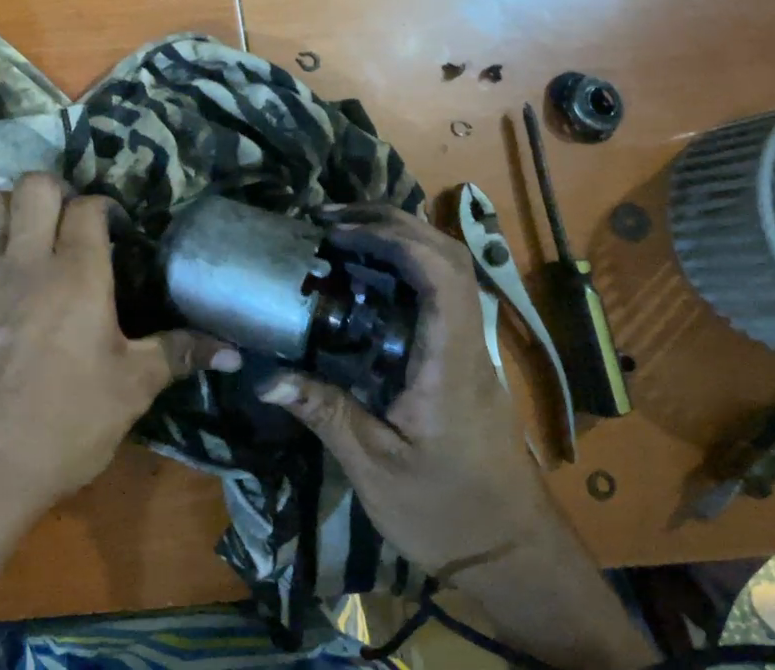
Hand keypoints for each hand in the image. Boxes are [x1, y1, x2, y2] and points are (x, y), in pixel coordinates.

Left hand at [0, 172, 217, 520]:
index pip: (87, 207)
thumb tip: (234, 351)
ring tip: (34, 231)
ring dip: (15, 205)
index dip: (104, 208)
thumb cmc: (69, 421)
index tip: (116, 230)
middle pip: (34, 185)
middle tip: (71, 220)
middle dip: (57, 190)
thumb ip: (178, 353)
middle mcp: (27, 259)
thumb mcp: (133, 387)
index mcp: (76, 273)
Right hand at [256, 204, 554, 579]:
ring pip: (450, 273)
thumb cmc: (445, 511)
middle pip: (450, 257)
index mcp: (450, 363)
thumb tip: (264, 379)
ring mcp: (469, 354)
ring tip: (338, 237)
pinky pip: (438, 298)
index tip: (337, 232)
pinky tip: (360, 282)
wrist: (510, 555)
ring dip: (399, 241)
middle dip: (393, 223)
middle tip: (328, 219)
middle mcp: (468, 346)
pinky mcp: (460, 366)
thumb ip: (325, 413)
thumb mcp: (374, 467)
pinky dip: (402, 271)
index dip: (393, 237)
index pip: (442, 275)